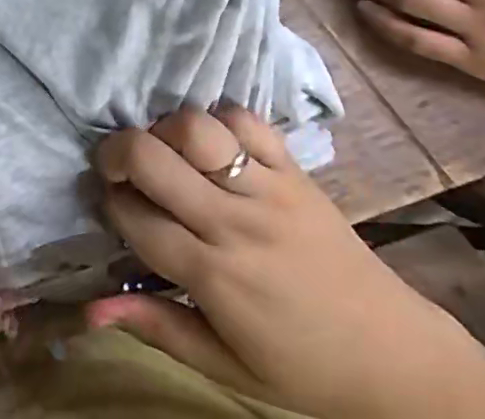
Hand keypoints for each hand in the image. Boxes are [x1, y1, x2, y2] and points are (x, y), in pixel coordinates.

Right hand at [89, 106, 484, 417]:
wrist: (395, 355)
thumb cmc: (301, 365)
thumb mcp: (223, 364)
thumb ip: (156, 327)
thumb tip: (89, 309)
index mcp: (214, 276)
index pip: (134, 217)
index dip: (110, 203)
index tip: (112, 206)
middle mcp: (234, 223)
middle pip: (152, 158)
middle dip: (116, 152)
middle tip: (116, 165)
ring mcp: (269, 190)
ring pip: (197, 129)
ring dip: (165, 129)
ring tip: (165, 149)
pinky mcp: (296, 172)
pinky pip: (249, 121)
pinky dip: (221, 119)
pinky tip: (213, 141)